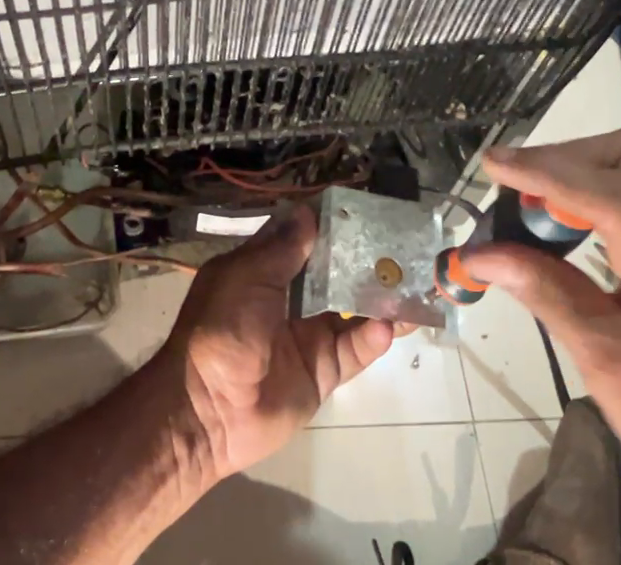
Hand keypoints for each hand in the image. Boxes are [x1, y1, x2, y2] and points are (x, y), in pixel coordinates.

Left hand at [158, 203, 396, 478]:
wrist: (207, 410)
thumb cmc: (220, 329)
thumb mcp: (246, 277)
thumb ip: (282, 248)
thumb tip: (308, 211)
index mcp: (261, 273)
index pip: (302, 242)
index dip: (329, 227)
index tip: (365, 210)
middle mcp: (288, 301)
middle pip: (333, 275)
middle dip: (364, 261)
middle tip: (403, 244)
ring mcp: (307, 337)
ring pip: (352, 312)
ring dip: (380, 298)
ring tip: (413, 282)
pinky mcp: (323, 372)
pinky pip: (354, 351)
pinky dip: (373, 337)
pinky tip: (390, 325)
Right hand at [465, 129, 620, 502]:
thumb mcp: (611, 363)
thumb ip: (550, 296)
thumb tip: (480, 253)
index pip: (615, 196)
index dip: (547, 175)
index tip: (492, 164)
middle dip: (565, 161)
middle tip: (511, 186)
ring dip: (574, 176)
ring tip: (522, 206)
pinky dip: (587, 198)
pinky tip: (553, 224)